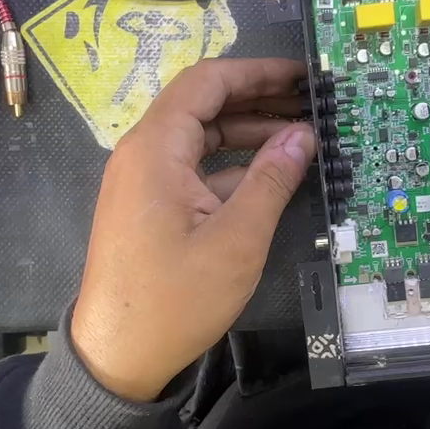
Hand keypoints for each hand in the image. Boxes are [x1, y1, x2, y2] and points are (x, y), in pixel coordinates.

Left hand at [72, 58, 316, 401]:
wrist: (118, 357)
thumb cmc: (175, 298)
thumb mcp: (237, 238)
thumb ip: (273, 178)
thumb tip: (303, 134)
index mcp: (156, 148)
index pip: (207, 82)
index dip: (257, 71)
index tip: (301, 75)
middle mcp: (144, 153)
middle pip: (203, 105)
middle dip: (258, 99)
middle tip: (310, 103)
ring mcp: (145, 180)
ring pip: (201, 137)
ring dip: (249, 133)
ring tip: (301, 136)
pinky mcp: (151, 205)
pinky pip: (195, 168)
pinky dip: (232, 165)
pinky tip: (271, 174)